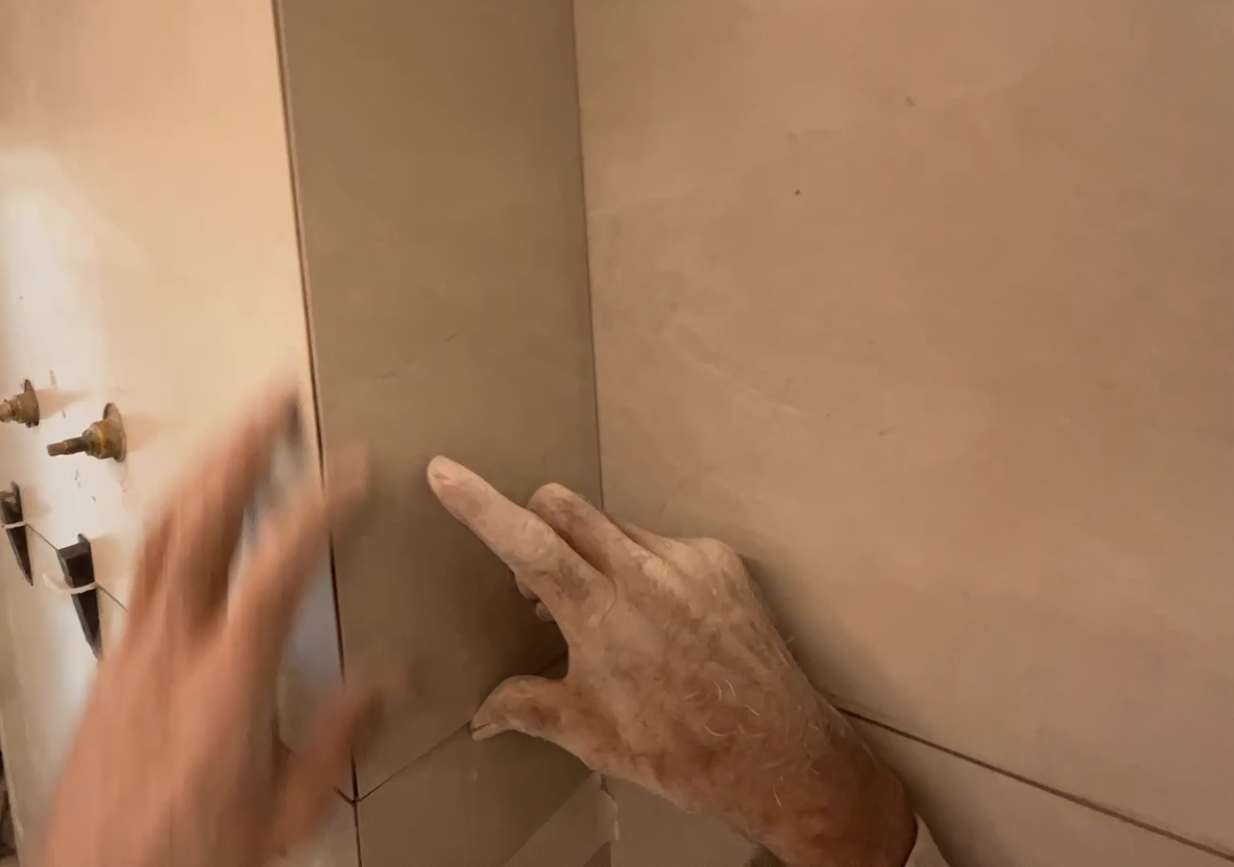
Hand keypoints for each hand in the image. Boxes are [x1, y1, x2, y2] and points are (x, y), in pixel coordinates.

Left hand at [36, 395, 373, 866]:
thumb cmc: (192, 857)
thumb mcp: (288, 809)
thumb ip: (341, 733)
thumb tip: (391, 674)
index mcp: (224, 684)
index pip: (276, 568)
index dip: (318, 508)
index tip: (353, 470)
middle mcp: (170, 647)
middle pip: (203, 519)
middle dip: (242, 448)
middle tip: (274, 402)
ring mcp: (132, 643)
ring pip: (164, 527)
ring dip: (205, 468)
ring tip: (238, 430)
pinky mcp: (112, 652)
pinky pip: (145, 557)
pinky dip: (176, 510)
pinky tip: (194, 501)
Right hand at [426, 459, 914, 866]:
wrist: (791, 762)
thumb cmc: (681, 754)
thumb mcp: (592, 736)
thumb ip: (525, 709)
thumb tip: (477, 719)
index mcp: (601, 616)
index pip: (526, 543)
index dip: (479, 503)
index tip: (442, 471)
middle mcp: (641, 573)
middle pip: (561, 503)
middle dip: (532, 522)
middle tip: (541, 583)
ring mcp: (684, 559)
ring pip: (606, 522)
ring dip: (588, 552)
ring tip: (609, 610)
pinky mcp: (719, 557)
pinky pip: (655, 539)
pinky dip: (638, 565)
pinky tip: (661, 614)